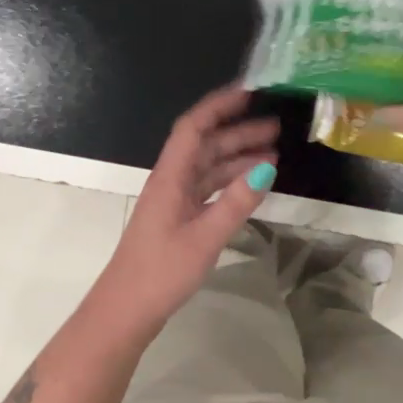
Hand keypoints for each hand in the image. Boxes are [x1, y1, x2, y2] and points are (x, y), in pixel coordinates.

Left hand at [91, 86, 277, 334]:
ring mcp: (173, 204)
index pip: (193, 128)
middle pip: (204, 147)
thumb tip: (267, 166)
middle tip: (275, 128)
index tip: (249, 93)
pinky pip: (207, 192)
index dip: (219, 106)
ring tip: (274, 154)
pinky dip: (230, 185)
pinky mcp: (177, 223)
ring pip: (207, 170)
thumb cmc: (161, 272)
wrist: (127, 310)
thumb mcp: (204, 237)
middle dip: (237, 133)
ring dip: (236, 159)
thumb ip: (236, 202)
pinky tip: (251, 187)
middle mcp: (170, 184)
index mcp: (170, 179)